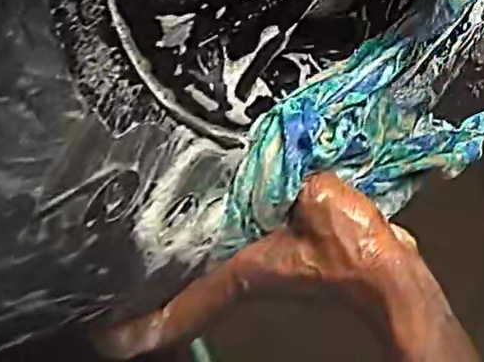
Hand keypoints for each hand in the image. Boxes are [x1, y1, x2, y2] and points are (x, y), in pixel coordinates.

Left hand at [94, 174, 475, 361]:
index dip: (126, 327)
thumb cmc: (348, 249)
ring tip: (199, 206)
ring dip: (210, 238)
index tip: (97, 327)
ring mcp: (275, 266)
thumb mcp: (318, 198)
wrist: (386, 271)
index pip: (168, 313)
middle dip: (166, 266)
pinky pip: (262, 234)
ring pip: (225, 255)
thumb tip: (288, 155)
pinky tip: (265, 195)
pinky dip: (253, 220)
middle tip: (143, 241)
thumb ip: (297, 174)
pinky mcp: (302, 251)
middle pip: (191, 280)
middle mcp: (249, 275)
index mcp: (241, 271)